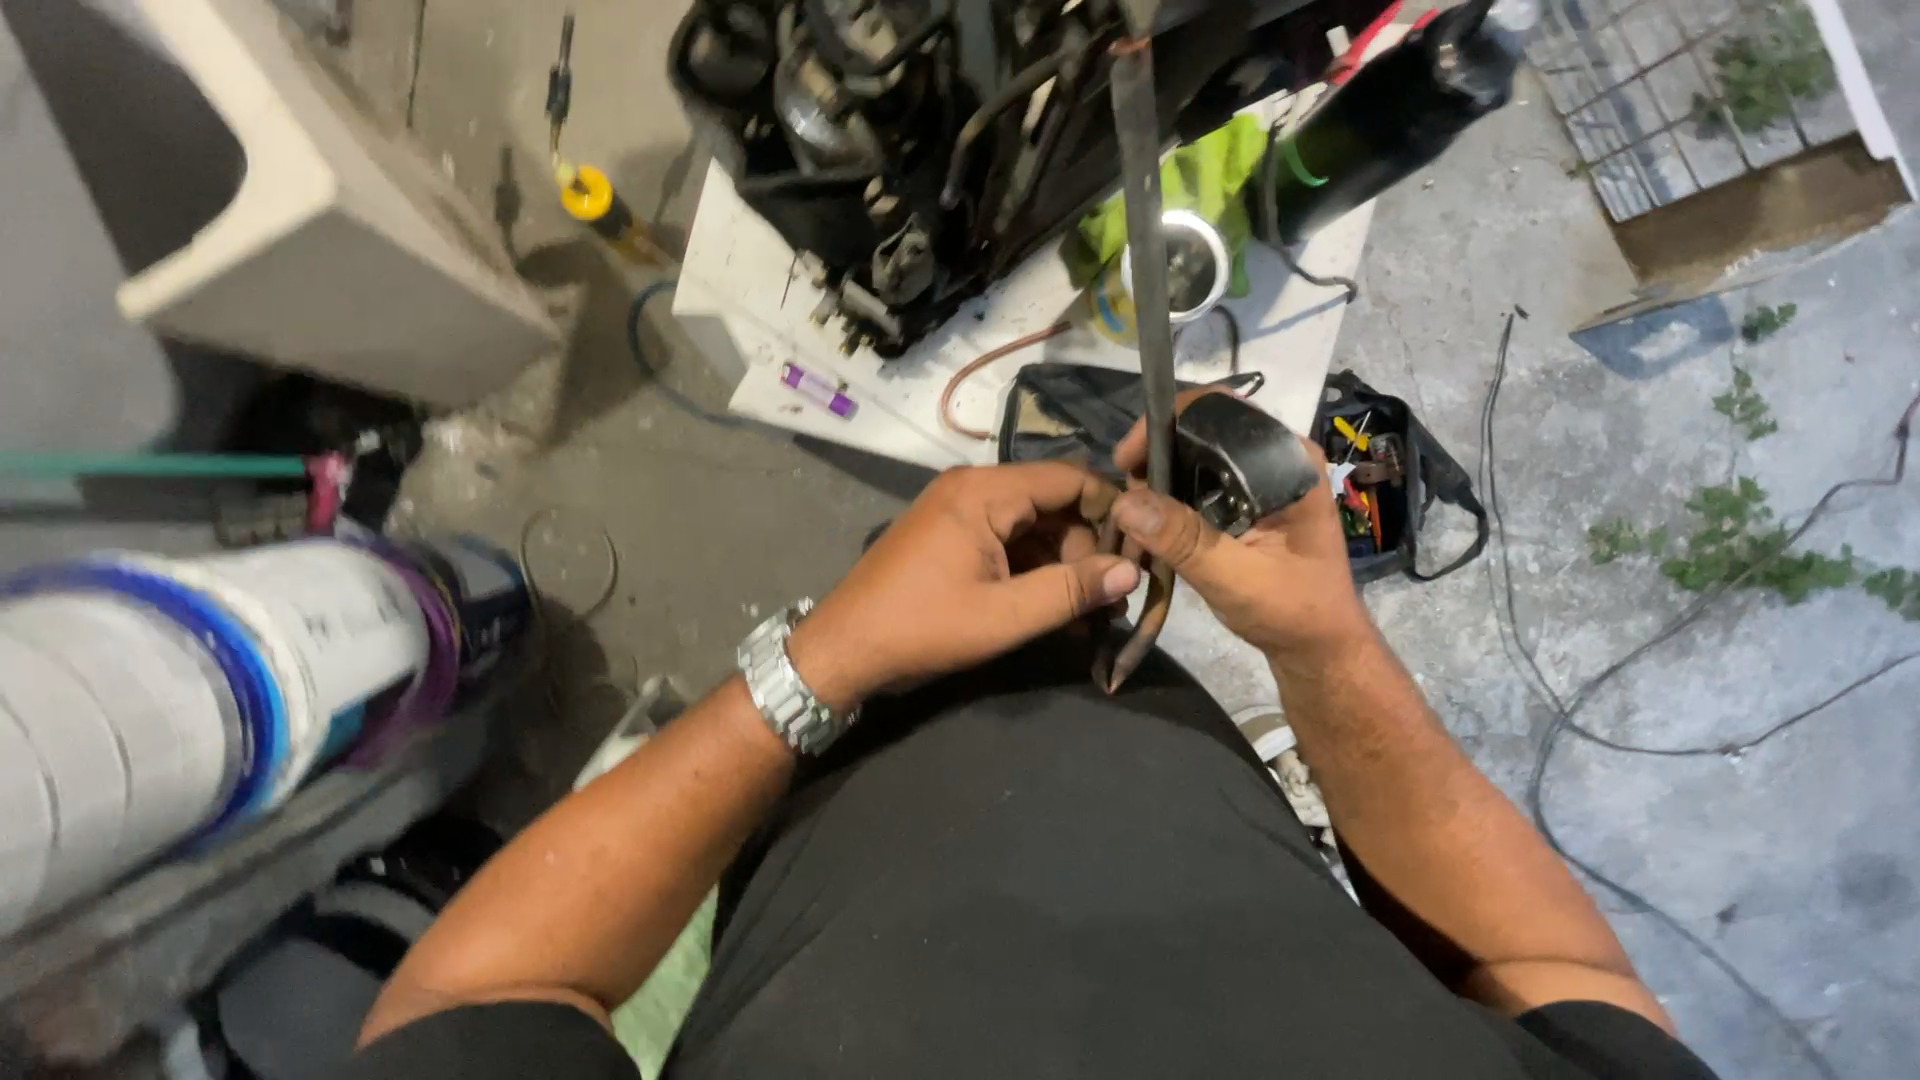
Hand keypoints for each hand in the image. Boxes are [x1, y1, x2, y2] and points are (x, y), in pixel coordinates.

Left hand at [786, 462, 1141, 709]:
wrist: (844, 649)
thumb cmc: (922, 629)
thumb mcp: (1004, 616)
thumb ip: (1071, 591)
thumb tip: (1132, 572)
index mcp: (984, 492)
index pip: (1070, 479)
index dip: (1112, 510)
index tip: (1142, 552)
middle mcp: (973, 488)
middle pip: (1053, 503)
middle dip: (1088, 549)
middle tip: (1112, 599)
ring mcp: (959, 510)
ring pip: (1033, 526)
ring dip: (1063, 565)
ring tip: (1088, 615)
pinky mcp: (952, 535)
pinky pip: (1007, 541)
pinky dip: (1033, 570)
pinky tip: (1054, 609)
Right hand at [1111, 391, 1372, 667]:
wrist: (1319, 646)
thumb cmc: (1293, 613)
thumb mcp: (1235, 580)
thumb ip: (1185, 540)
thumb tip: (1126, 503)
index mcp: (1288, 461)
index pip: (1218, 411)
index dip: (1165, 425)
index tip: (1127, 461)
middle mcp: (1275, 456)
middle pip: (1201, 428)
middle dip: (1156, 453)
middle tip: (1126, 495)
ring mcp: (1260, 476)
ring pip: (1195, 453)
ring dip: (1159, 476)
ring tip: (1133, 511)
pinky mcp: (1245, 496)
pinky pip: (1198, 478)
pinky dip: (1169, 494)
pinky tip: (1152, 522)